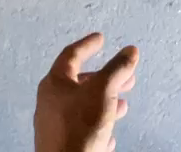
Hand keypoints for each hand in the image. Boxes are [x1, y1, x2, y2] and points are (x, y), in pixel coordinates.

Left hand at [35, 33, 138, 151]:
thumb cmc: (81, 124)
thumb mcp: (104, 89)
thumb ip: (117, 68)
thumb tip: (131, 50)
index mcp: (54, 83)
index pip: (71, 54)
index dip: (88, 45)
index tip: (101, 38)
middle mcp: (50, 102)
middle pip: (80, 82)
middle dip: (106, 78)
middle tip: (126, 76)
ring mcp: (53, 126)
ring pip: (82, 107)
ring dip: (105, 103)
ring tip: (123, 107)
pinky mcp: (60, 147)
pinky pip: (81, 129)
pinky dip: (97, 125)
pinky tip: (110, 134)